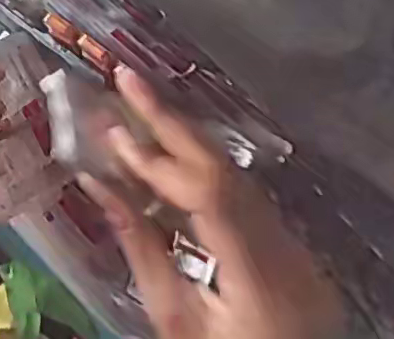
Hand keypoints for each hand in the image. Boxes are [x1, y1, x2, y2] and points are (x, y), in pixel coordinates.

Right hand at [79, 65, 344, 338]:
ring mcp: (297, 247)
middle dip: (169, 119)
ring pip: (234, 171)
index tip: (111, 130)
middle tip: (127, 78)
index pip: (208, 193)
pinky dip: (201, 163)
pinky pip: (241, 189)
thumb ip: (139, 247)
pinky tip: (170, 144)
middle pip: (224, 167)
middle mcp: (288, 253)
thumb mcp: (173, 321)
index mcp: (260, 280)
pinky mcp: (291, 245)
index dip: (157, 159)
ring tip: (140, 101)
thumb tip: (97, 181)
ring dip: (183, 136)